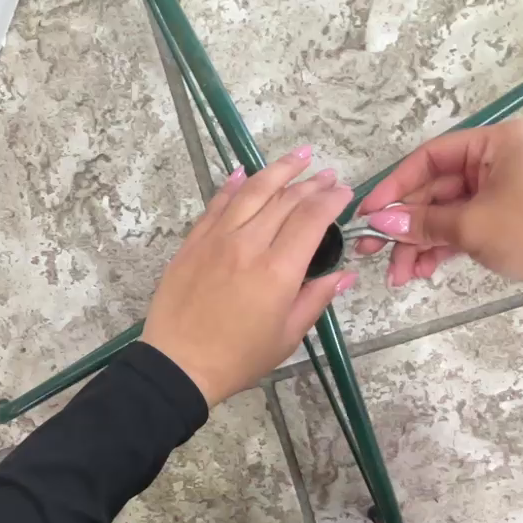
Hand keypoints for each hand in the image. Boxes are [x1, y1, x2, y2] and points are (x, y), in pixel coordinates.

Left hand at [141, 146, 357, 406]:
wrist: (178, 365)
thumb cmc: (237, 358)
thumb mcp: (287, 336)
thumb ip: (316, 298)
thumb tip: (344, 273)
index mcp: (277, 270)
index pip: (312, 218)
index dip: (332, 199)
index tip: (344, 192)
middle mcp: (247, 245)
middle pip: (284, 200)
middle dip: (311, 183)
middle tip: (327, 175)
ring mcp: (215, 241)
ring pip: (250, 192)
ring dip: (277, 170)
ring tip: (298, 157)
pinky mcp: (191, 244)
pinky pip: (215, 206)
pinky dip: (232, 186)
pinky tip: (243, 173)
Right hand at [352, 119, 522, 303]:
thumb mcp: (474, 226)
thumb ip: (422, 223)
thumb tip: (378, 221)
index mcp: (496, 145)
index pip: (430, 157)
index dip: (393, 186)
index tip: (367, 215)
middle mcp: (499, 162)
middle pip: (435, 190)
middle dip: (404, 226)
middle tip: (372, 252)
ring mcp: (505, 192)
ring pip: (447, 214)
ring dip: (419, 244)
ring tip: (400, 276)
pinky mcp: (510, 221)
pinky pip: (464, 229)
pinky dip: (442, 248)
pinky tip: (422, 271)